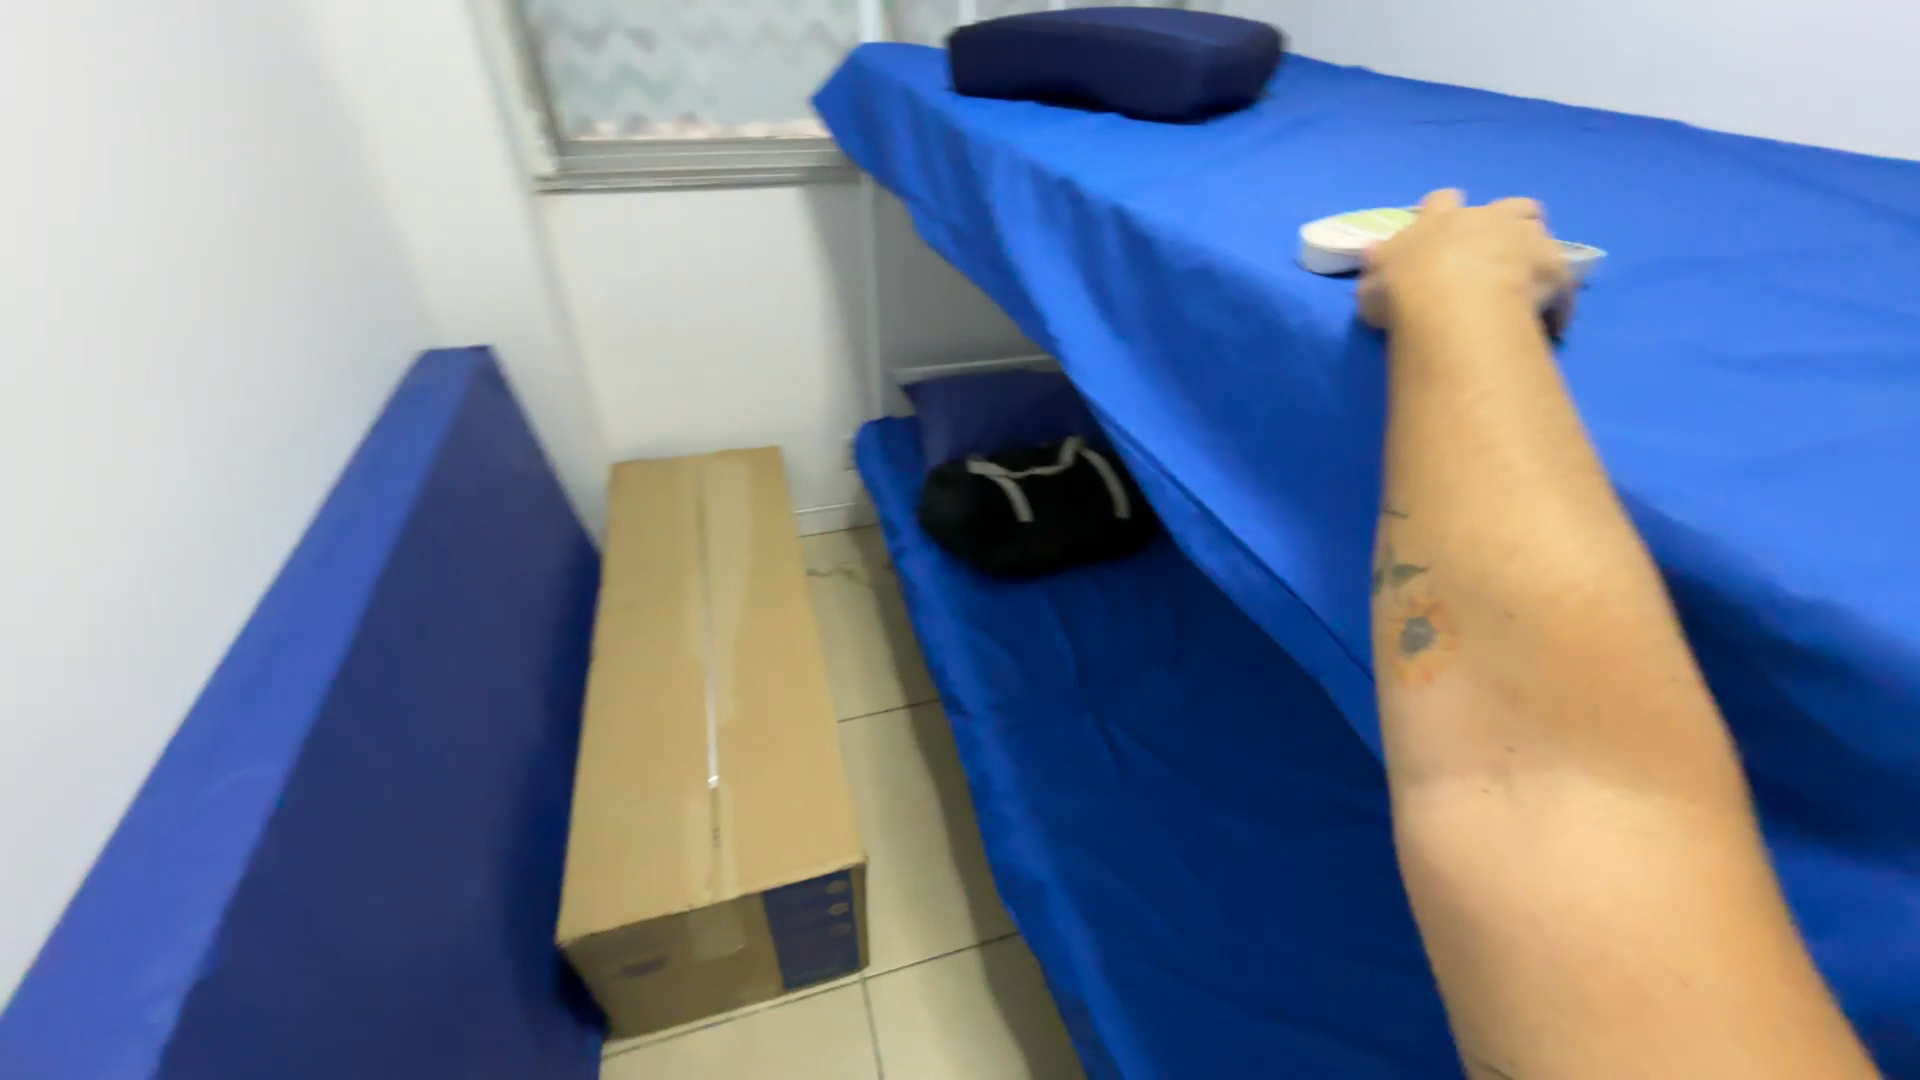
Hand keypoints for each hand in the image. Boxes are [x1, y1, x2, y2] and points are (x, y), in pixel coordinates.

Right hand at [1357, 190, 1573, 332]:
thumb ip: (1375, 268)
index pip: (1441, 201)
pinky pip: (1560, 285)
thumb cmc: (1401, 291)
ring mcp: (1525, 238)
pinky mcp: (1554, 268)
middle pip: (1506, 205)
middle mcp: (1485, 219)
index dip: (1442, 213)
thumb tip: (1374, 253)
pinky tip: (1547, 323)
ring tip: (1522, 279)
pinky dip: (1554, 301)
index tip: (1437, 231)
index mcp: (1438, 220)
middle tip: (1490, 251)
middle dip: (1501, 222)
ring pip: (1539, 229)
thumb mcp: (1371, 284)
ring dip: (1532, 249)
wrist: (1449, 302)